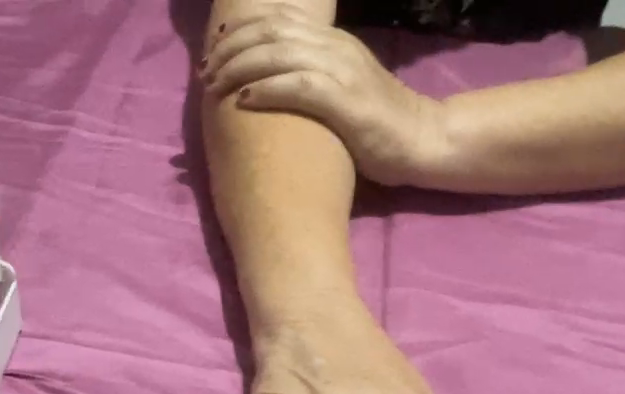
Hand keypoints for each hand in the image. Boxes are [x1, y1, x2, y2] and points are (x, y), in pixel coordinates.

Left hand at [202, 6, 446, 186]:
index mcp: (331, 41)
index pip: (276, 21)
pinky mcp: (345, 102)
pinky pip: (297, 86)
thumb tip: (266, 85)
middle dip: (231, 49)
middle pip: (271, 32)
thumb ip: (308, 79)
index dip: (240, 32)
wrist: (419, 140)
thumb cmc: (374, 125)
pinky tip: (242, 101)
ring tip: (214, 85)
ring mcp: (341, 71)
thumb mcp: (339, 89)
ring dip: (239, 68)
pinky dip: (265, 90)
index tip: (213, 51)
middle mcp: (334, 47)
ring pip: (278, 54)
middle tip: (205, 72)